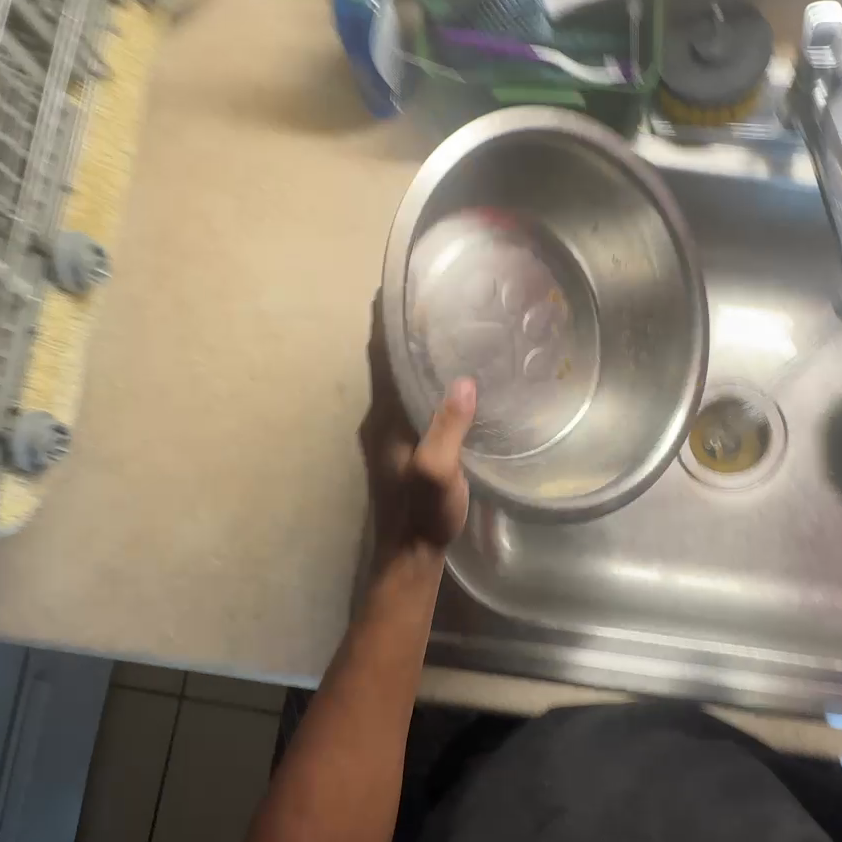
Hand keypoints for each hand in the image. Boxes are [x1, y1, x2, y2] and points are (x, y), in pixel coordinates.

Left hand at [361, 297, 476, 564]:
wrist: (410, 556)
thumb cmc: (423, 514)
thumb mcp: (439, 471)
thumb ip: (448, 428)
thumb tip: (463, 380)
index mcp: (384, 419)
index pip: (380, 357)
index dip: (385, 322)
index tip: (398, 286)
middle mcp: (379, 420)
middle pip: (385, 363)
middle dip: (400, 329)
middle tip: (430, 297)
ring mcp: (388, 434)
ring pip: (397, 380)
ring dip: (410, 352)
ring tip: (439, 325)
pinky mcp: (402, 446)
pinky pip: (408, 397)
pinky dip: (419, 376)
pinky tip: (443, 375)